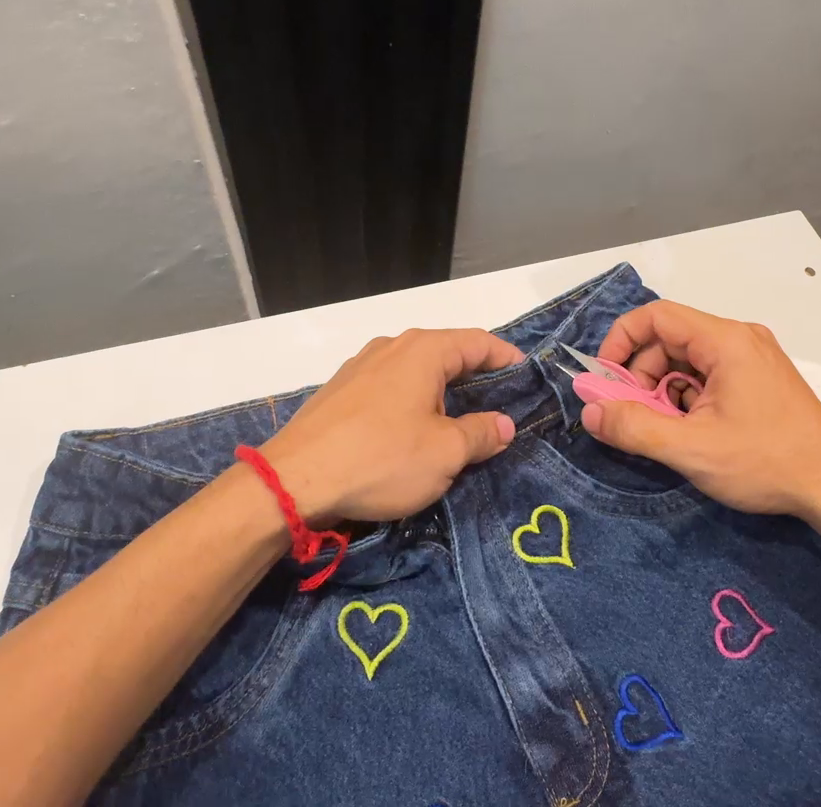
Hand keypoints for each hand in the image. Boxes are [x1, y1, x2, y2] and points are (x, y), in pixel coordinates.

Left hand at [261, 328, 522, 523]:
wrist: (293, 479)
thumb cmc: (381, 459)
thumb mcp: (444, 453)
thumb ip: (480, 434)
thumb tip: (504, 424)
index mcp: (424, 351)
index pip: (478, 342)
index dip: (507, 357)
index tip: (528, 375)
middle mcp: (392, 347)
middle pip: (446, 351)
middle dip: (476, 374)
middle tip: (500, 401)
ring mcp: (361, 367)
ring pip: (415, 369)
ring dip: (441, 388)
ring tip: (459, 417)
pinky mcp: (340, 391)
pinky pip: (389, 386)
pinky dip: (412, 399)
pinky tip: (412, 428)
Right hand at [582, 300, 820, 516]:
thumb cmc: (765, 463)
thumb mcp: (690, 448)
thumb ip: (634, 427)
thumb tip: (589, 411)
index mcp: (725, 341)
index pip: (656, 316)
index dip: (621, 342)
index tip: (605, 380)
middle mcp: (740, 338)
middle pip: (670, 339)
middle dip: (642, 375)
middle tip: (635, 416)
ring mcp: (754, 358)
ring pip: (688, 359)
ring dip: (665, 390)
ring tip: (668, 430)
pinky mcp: (761, 379)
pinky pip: (709, 374)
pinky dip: (689, 397)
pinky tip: (694, 430)